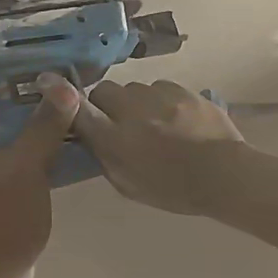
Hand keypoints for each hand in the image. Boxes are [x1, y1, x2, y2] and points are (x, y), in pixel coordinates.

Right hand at [71, 79, 247, 214]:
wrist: (223, 175)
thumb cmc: (173, 189)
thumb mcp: (127, 184)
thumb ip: (105, 157)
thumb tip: (93, 139)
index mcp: (115, 139)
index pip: (77, 109)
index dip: (63, 99)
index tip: (54, 91)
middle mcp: (132, 111)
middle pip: (104, 91)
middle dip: (105, 104)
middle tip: (117, 122)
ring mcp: (159, 96)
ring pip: (134, 89)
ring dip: (135, 102)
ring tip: (152, 121)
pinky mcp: (182, 90)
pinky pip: (160, 88)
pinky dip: (160, 100)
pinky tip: (173, 117)